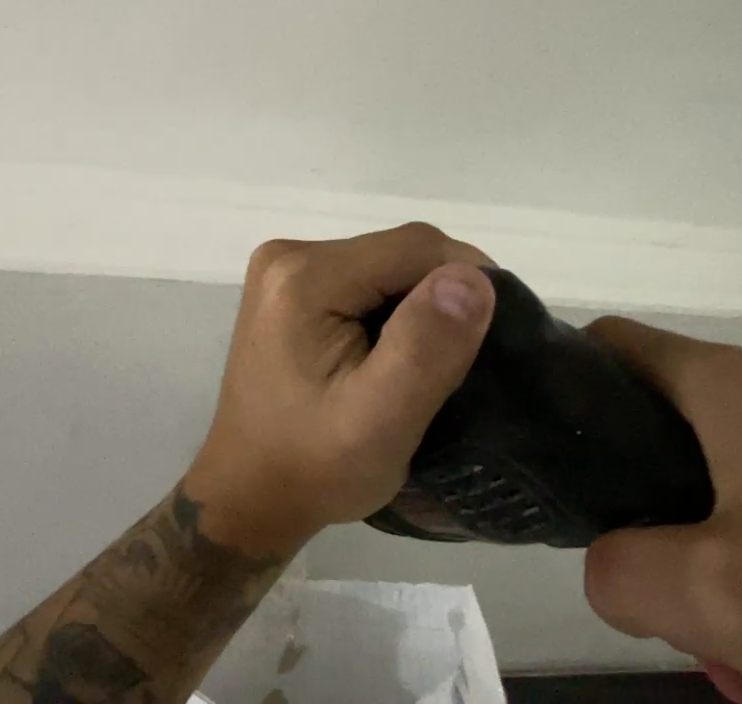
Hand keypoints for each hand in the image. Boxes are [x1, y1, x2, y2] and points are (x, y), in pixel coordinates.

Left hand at [182, 223, 496, 555]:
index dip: (467, 282)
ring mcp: (285, 270)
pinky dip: (391, 311)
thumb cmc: (313, 467)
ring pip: (385, 266)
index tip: (492, 339)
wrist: (249, 493)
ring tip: (431, 362)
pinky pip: (363, 281)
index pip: (415, 247)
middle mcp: (288, 255)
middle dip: (440, 296)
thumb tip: (472, 278)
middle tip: (459, 362)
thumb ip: (426, 347)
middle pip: (399, 252)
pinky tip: (395, 354)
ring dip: (418, 306)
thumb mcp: (380, 420)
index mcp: (304, 276)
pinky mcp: (290, 289)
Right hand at [581, 318, 741, 703]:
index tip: (547, 467)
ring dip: (718, 592)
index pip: (605, 346)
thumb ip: (622, 570)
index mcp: (726, 387)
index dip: (561, 391)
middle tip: (668, 612)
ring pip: (725, 513)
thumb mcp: (721, 594)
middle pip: (659, 448)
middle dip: (649, 537)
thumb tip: (613, 567)